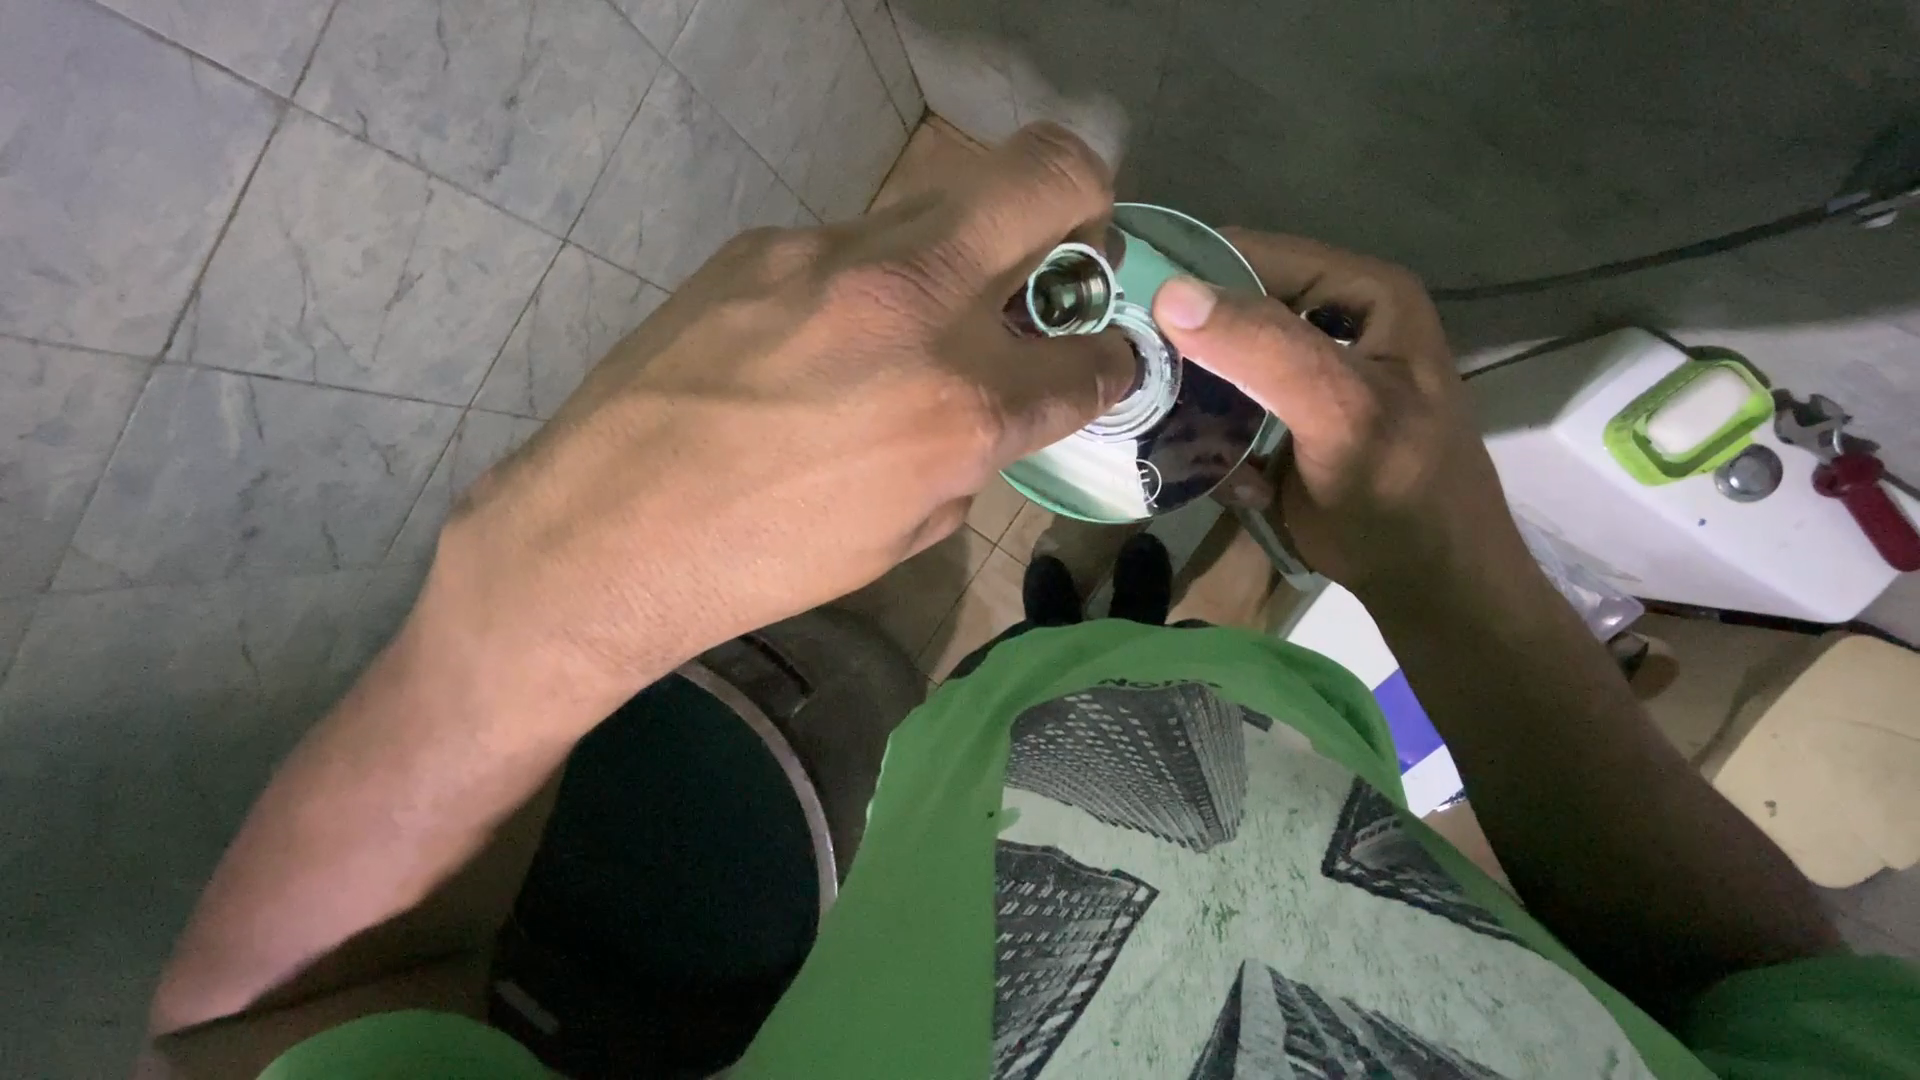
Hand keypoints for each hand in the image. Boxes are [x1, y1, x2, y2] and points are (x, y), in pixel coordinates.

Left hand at [422, 124, 1130, 714]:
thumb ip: (972, 455)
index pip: (1089, 354)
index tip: (1103, 358)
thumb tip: (997, 409)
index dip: (1111, 359)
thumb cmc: (768, 562)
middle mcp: (913, 304)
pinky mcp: (761, 240)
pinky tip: (826, 336)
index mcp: (962, 407)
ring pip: (949, 200)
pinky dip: (874, 281)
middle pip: (1049, 176)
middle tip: (1068, 258)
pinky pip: (855, 244)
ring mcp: (831, 254)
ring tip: (932, 311)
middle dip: (1088, 208)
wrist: (606, 532)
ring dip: (972, 247)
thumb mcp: (906, 532)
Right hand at [1151, 233, 1525, 598]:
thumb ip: (1265, 348)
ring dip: (1181, 390)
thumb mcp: (1340, 410)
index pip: (1252, 255)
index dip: (1185, 274)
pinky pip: (1221, 407)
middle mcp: (1328, 321)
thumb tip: (1169, 292)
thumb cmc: (1398, 493)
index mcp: (1360, 293)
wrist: (1425, 581)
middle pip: (1229, 309)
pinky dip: (1200, 430)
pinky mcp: (1280, 420)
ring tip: (1140, 410)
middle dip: (1176, 339)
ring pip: (1218, 362)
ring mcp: (1301, 374)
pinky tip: (1187, 455)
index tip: (1114, 306)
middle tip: (1117, 365)